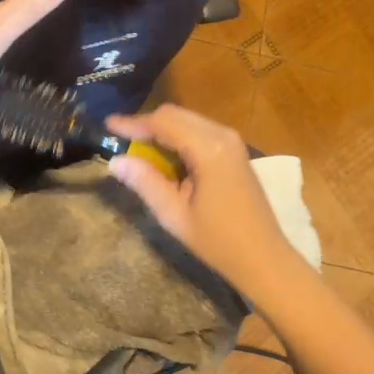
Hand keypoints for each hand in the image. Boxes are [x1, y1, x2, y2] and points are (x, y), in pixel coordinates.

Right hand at [105, 104, 298, 289]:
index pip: (163, 122)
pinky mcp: (235, 151)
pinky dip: (178, 138)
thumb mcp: (175, 216)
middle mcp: (222, 135)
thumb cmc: (219, 242)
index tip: (108, 126)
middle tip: (120, 139)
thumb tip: (115, 161)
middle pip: (176, 115)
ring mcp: (232, 141)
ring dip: (162, 130)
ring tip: (137, 148)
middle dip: (146, 124)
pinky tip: (164, 156)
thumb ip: (145, 183)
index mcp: (209, 149)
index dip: (133, 123)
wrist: (265, 258)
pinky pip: (200, 132)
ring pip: (188, 121)